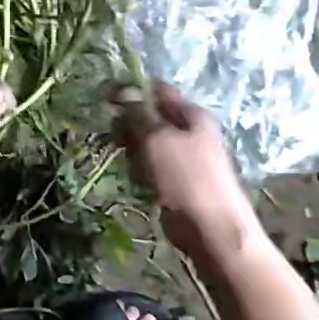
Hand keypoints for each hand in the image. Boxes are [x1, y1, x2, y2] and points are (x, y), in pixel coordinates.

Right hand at [114, 82, 260, 261]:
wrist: (212, 229)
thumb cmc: (187, 177)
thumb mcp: (157, 138)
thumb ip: (139, 114)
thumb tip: (124, 91)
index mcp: (192, 115)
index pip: (158, 90)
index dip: (131, 90)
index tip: (106, 100)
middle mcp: (190, 131)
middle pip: (149, 117)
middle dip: (130, 127)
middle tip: (119, 139)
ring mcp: (184, 156)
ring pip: (146, 143)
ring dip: (134, 152)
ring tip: (135, 167)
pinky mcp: (176, 179)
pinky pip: (150, 165)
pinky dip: (141, 171)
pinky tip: (140, 182)